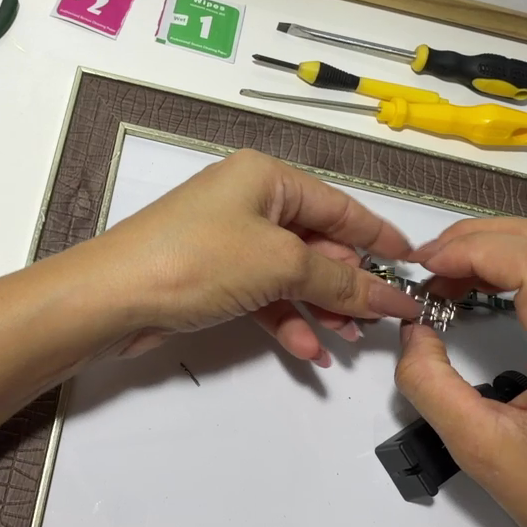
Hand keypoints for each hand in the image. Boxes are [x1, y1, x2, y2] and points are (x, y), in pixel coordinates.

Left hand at [88, 150, 422, 363]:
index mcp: (265, 178)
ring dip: (319, 306)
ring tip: (346, 340)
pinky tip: (307, 349)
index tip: (413, 266)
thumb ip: (340, 280)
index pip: (338, 207)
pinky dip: (286, 319)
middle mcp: (247, 201)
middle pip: (316, 242)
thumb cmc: (197, 260)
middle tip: (379, 320)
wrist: (114, 297)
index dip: (378, 237)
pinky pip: (263, 294)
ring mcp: (228, 240)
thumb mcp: (279, 264)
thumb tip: (392, 295)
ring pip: (291, 273)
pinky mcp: (213, 275)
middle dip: (347, 282)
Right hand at [394, 218, 526, 526]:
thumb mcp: (480, 455)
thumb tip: (413, 329)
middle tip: (430, 267)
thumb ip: (431, 385)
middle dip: (480, 238)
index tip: (428, 268)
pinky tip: (487, 291)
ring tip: (451, 276)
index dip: (476, 249)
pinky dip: (521, 266)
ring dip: (499, 247)